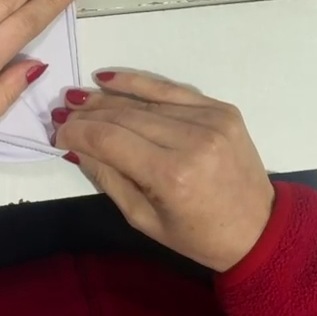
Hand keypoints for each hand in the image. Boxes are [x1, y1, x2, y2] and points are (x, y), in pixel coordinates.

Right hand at [52, 71, 275, 272]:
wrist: (259, 229)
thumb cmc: (197, 237)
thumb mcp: (144, 219)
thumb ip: (107, 178)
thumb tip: (74, 145)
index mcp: (171, 176)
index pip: (110, 140)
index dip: (77, 133)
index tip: (57, 134)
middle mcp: (191, 141)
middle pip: (124, 116)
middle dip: (87, 115)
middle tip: (61, 113)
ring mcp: (210, 120)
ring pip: (144, 102)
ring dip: (106, 98)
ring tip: (78, 96)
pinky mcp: (221, 109)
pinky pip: (171, 90)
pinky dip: (138, 83)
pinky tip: (107, 79)